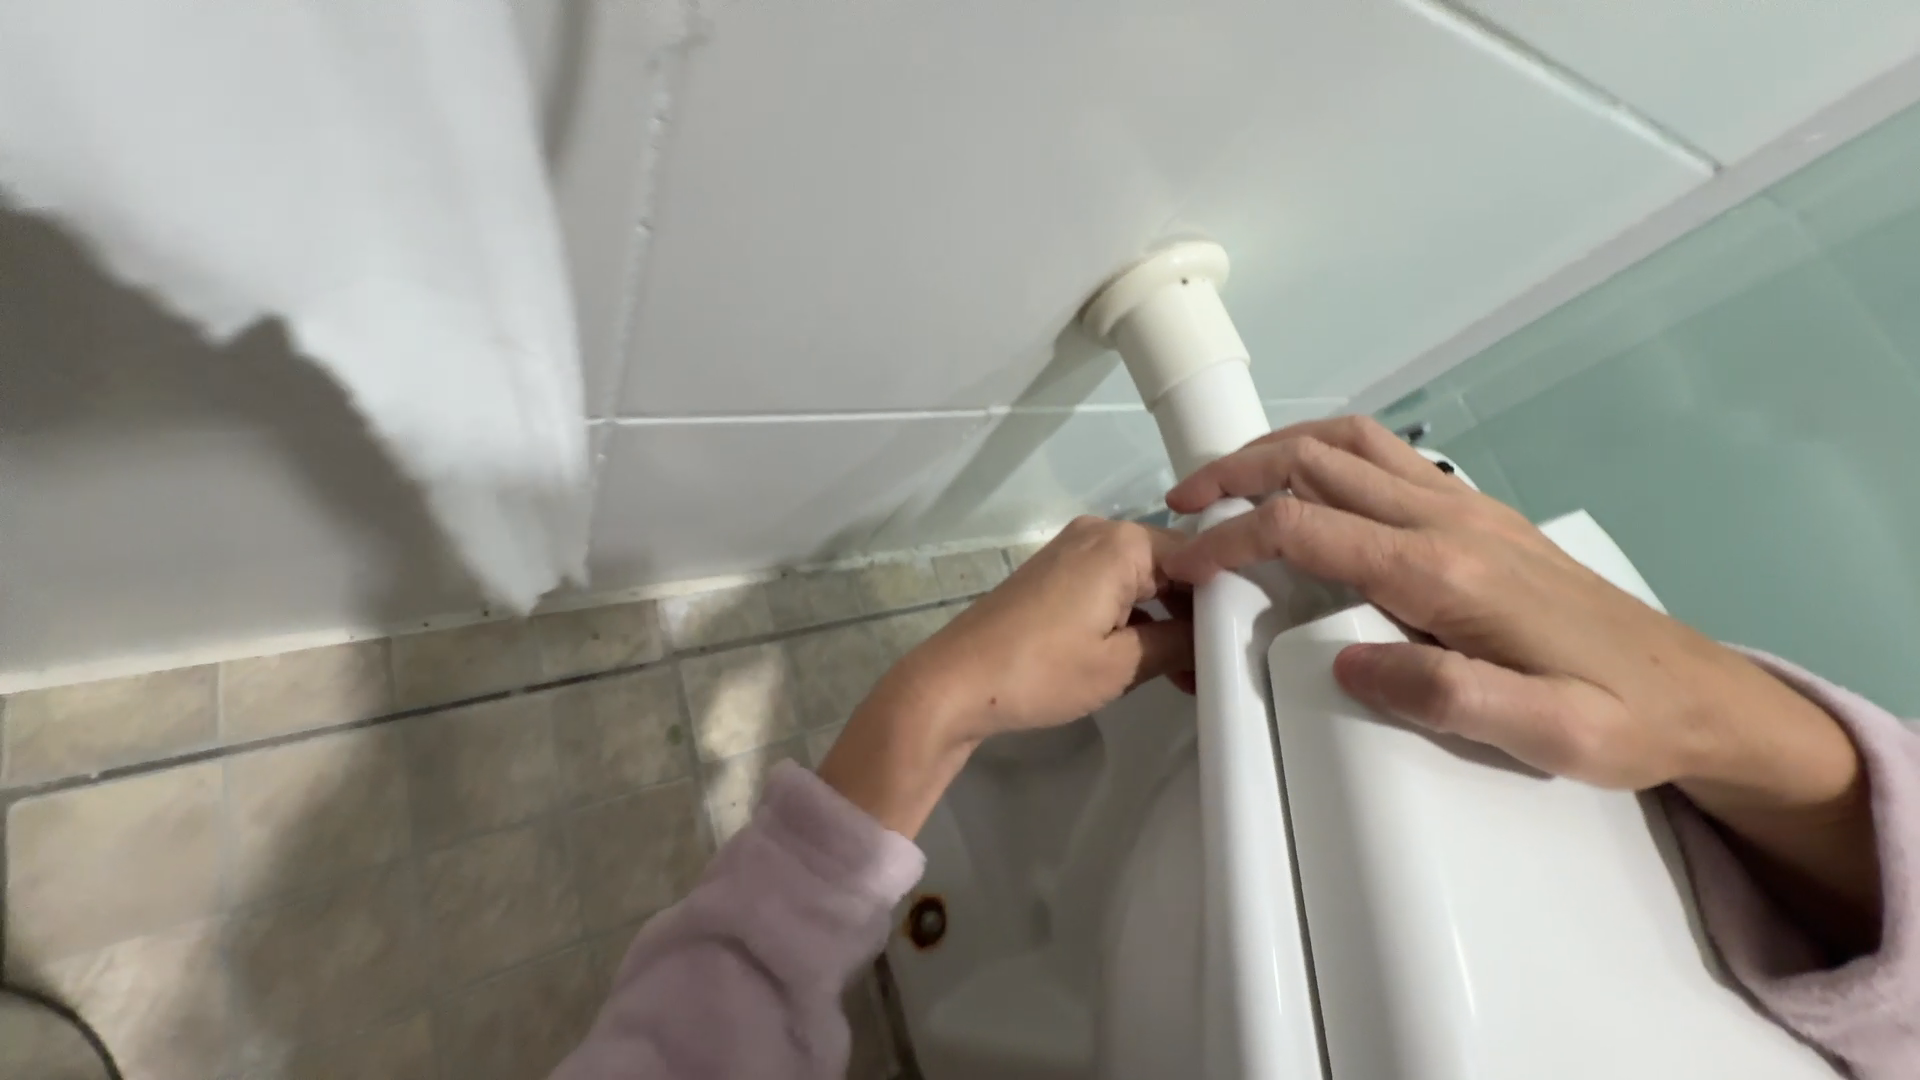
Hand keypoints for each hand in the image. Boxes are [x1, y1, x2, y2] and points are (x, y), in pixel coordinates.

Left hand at [818, 517, 1193, 836]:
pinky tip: (1146, 657)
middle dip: (1192, 615)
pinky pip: (1108, 586)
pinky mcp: (1051, 573)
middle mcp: (1097, 532)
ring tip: (1184, 674)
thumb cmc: (1041, 670)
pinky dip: (1131, 617)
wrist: (954, 681)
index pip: (1199, 558)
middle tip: (1213, 667)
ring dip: (1163, 621)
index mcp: (1123, 542)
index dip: (1224, 601)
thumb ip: (1179, 641)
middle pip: (1169, 565)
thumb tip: (1209, 632)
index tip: (1242, 639)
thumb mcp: (1122, 663)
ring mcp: (1069, 550)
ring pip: (1138, 578)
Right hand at [1163, 415, 1878, 953]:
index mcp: (1442, 571)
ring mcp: (1460, 503)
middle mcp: (1444, 518)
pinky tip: (1303, 480)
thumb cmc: (1622, 717)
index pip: (1303, 528)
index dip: (1230, 537)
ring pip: (1346, 441)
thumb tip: (1344, 661)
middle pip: (1313, 460)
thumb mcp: (1550, 735)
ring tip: (1227, 478)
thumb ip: (1443, 695)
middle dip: (1234, 473)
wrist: (1701, 693)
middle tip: (1184, 501)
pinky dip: (1320, 450)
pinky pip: (1379, 451)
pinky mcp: (1471, 507)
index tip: (1189, 560)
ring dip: (1274, 448)